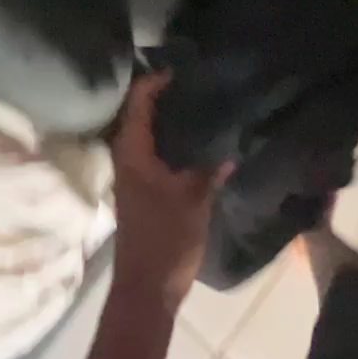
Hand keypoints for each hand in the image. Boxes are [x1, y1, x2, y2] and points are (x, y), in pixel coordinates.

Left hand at [110, 72, 231, 305]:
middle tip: (196, 82)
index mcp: (133, 153)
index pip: (139, 102)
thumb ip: (211, 169)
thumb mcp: (194, 198)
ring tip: (200, 105)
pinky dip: (170, 140)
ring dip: (167, 119)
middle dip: (164, 96)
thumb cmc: (166, 238)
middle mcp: (126, 158)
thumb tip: (230, 149)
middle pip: (139, 114)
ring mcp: (132, 176)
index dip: (156, 81)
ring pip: (147, 134)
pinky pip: (153, 152)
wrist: (147, 289)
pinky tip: (196, 142)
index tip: (183, 69)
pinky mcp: (141, 190)